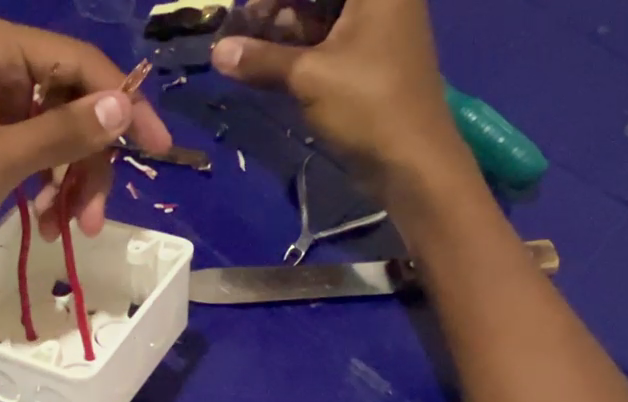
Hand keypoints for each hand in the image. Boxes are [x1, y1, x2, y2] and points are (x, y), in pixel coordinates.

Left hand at [0, 11, 170, 268]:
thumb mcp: (0, 161)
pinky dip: (52, 186)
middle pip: (74, 102)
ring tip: (70, 229)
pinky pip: (41, 151)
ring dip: (73, 183)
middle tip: (95, 217)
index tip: (157, 149)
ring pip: (62, 132)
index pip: (79, 64)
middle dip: (89, 163)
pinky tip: (52, 221)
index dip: (123, 105)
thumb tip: (124, 107)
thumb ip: (64, 132)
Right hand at [211, 0, 462, 189]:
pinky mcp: (368, 62)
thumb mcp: (309, 78)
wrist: (411, 160)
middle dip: (279, 9)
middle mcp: (380, 0)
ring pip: (321, 17)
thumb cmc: (367, 104)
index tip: (244, 14)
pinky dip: (298, 52)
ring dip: (283, 31)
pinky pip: (327, 43)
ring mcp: (375, 31)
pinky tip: (269, 67)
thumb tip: (217, 51)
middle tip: (241, 33)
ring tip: (247, 54)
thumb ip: (262, 59)